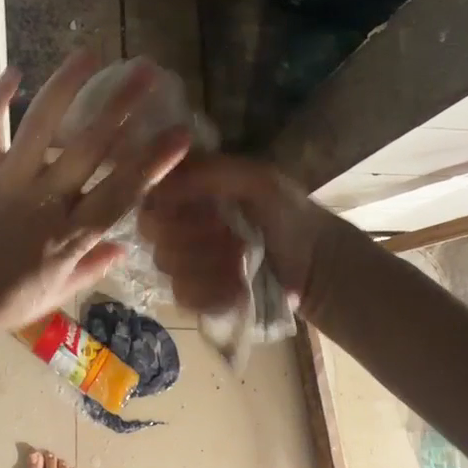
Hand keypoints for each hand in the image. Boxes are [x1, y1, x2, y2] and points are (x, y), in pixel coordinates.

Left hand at [0, 51, 192, 332]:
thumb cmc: (4, 303)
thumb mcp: (57, 294)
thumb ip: (92, 267)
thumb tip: (124, 246)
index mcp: (72, 233)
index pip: (123, 191)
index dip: (154, 161)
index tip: (181, 133)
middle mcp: (46, 199)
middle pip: (90, 145)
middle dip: (121, 105)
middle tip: (145, 72)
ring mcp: (9, 179)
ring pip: (41, 123)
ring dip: (66, 85)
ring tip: (88, 54)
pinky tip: (15, 70)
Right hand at [139, 154, 338, 316]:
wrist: (318, 265)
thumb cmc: (290, 214)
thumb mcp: (258, 180)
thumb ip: (212, 172)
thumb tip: (166, 179)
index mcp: (188, 190)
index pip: (149, 192)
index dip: (166, 201)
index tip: (202, 208)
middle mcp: (179, 222)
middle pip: (151, 230)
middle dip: (191, 234)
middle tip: (227, 234)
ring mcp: (186, 260)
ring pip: (166, 263)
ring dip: (205, 262)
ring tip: (240, 259)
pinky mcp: (197, 295)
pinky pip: (182, 295)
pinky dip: (211, 291)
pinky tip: (237, 286)